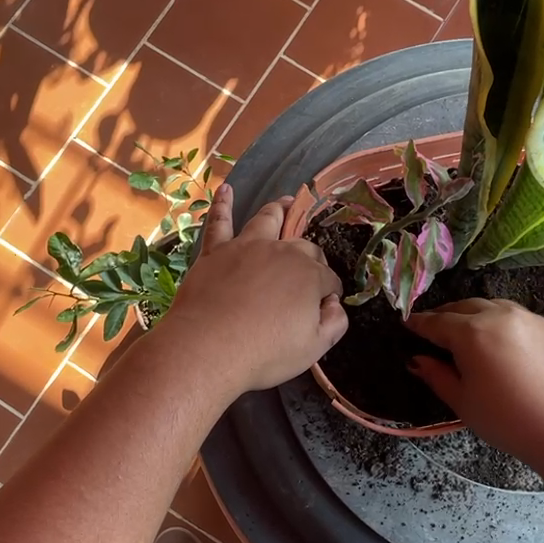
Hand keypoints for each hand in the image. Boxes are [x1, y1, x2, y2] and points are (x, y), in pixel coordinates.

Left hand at [154, 185, 346, 394]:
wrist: (208, 348)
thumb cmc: (265, 352)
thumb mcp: (313, 348)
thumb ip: (334, 323)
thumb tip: (335, 304)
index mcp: (309, 276)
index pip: (329, 279)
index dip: (330, 293)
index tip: (325, 306)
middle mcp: (281, 252)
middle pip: (304, 247)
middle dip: (312, 257)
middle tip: (310, 271)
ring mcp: (246, 247)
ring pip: (267, 220)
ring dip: (279, 210)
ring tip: (287, 201)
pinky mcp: (215, 252)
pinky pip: (219, 223)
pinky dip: (223, 205)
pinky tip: (225, 190)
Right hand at [404, 299, 543, 463]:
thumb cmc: (507, 421)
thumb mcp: (462, 402)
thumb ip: (436, 376)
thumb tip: (417, 360)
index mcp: (471, 333)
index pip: (436, 323)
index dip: (418, 324)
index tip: (406, 324)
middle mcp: (498, 315)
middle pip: (463, 307)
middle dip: (444, 315)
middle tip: (431, 327)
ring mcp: (526, 318)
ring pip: (489, 305)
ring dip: (470, 312)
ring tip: (462, 328)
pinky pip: (512, 313)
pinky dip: (495, 317)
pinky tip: (495, 336)